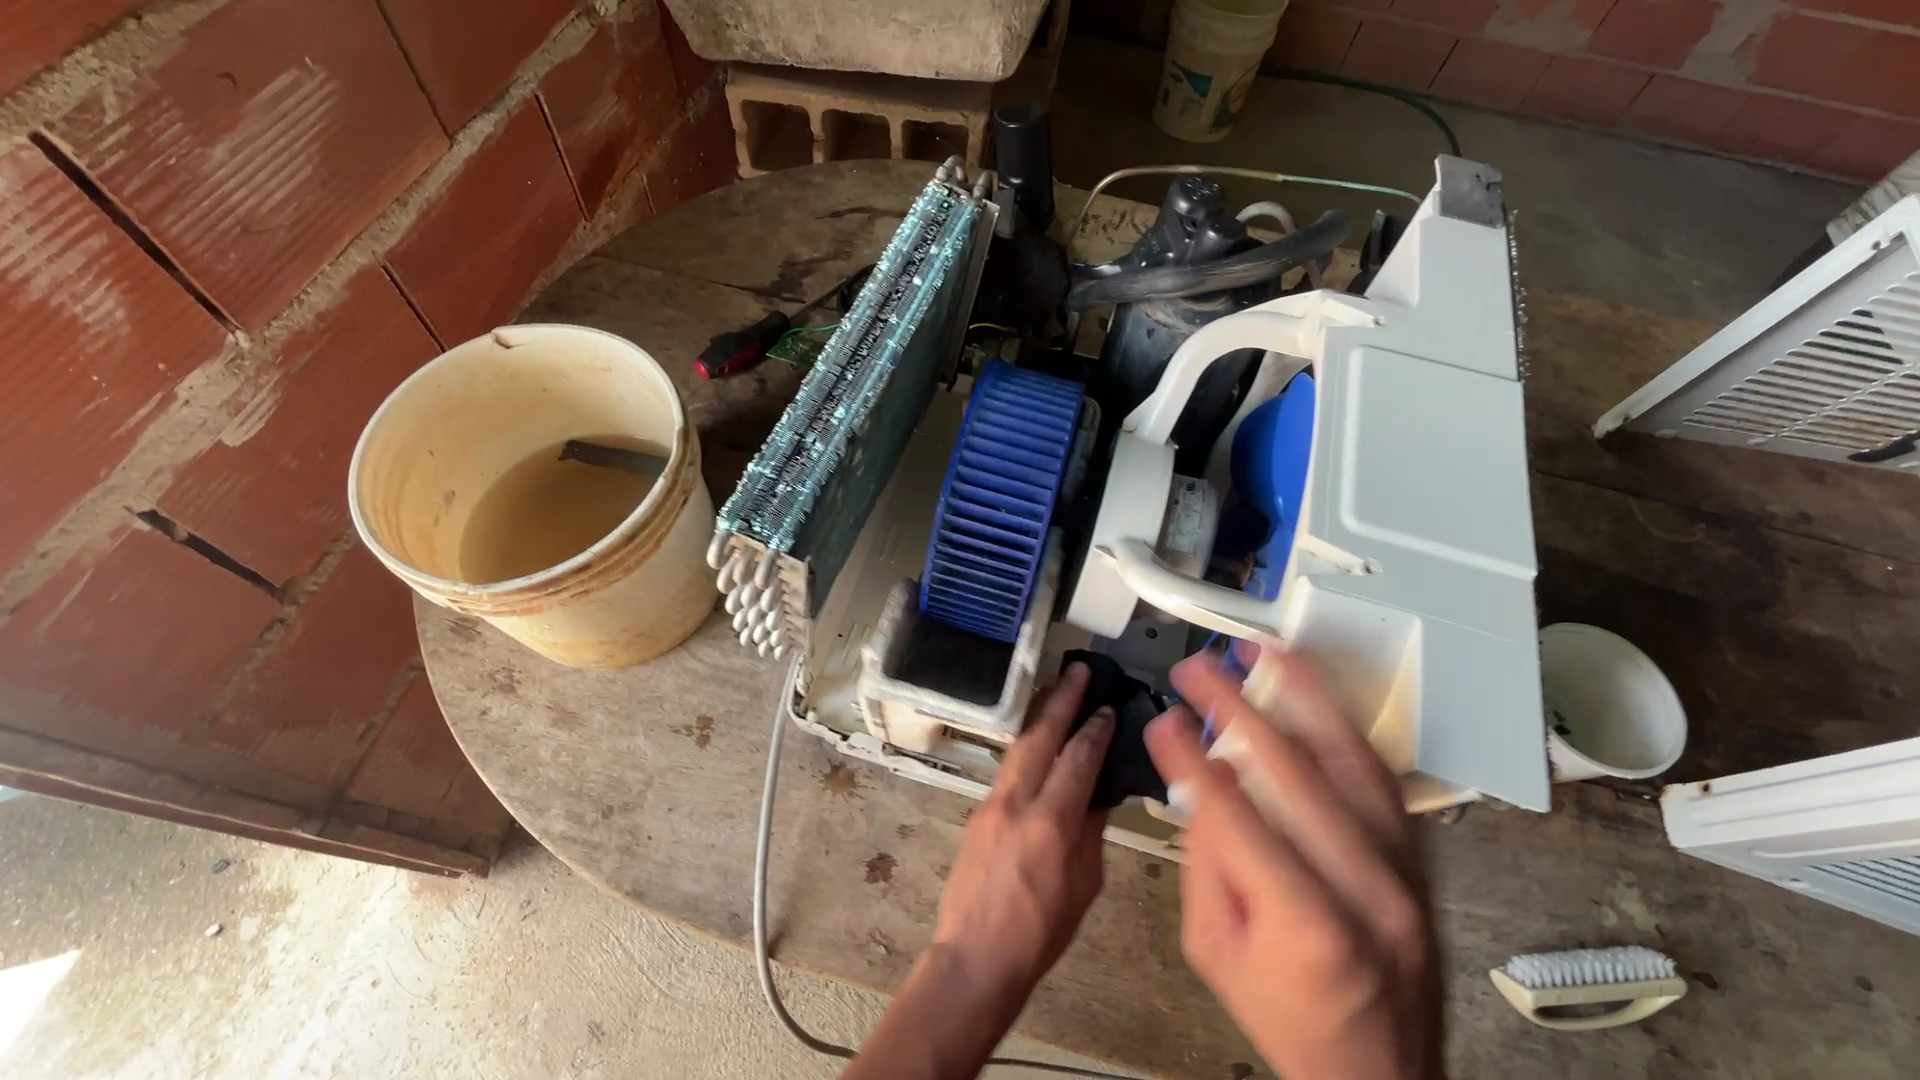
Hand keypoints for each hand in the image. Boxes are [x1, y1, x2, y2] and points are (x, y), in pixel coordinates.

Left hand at [931, 660, 1114, 997]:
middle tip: (1076, 668)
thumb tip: (1098, 795)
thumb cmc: (1040, 931)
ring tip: (1056, 690)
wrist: (976, 956)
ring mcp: (990, 805)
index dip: (1094, 730)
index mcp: (1050, 823)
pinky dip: (1026, 748)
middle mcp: (1016, 803)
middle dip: (1060, 699)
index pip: (1078, 760)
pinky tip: (1038, 742)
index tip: (1107, 706)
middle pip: (1040, 737)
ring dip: (1039, 717)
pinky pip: (1007, 771)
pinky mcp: (977, 814)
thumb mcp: (1084, 885)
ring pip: (1018, 749)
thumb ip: (1090, 833)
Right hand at [1146, 647, 1440, 1079]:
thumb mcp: (1215, 948)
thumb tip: (1200, 781)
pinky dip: (1338, 723)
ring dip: (1300, 693)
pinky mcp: (1416, 854)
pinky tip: (1308, 692)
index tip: (1165, 721)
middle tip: (1198, 670)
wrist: (1382, 1069)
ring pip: (1349, 757)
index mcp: (1309, 923)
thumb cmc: (1289, 1017)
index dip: (1194, 760)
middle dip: (1236, 708)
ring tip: (1260, 651)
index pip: (1238, 815)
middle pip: (1295, 772)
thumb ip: (1207, 859)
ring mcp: (1403, 867)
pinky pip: (1377, 772)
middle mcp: (1368, 887)